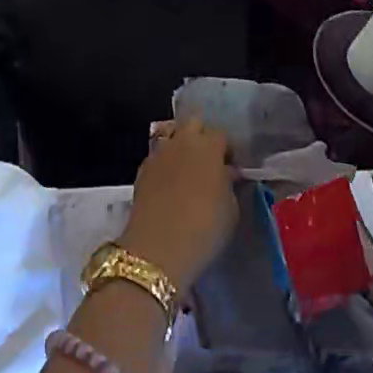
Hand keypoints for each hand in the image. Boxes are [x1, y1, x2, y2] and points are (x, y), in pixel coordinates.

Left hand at [119, 118, 236, 289]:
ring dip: (180, 146)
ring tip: (186, 169)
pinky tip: (169, 184)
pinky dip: (164, 163)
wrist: (157, 249)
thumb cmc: (204, 227)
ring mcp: (158, 154)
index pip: (221, 134)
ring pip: (171, 136)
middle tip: (208, 160)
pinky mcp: (141, 171)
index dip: (227, 149)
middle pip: (193, 123)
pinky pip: (157, 156)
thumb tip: (225, 173)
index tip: (230, 167)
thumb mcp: (231, 209)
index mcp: (209, 146)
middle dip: (201, 136)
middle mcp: (182, 142)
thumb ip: (229, 183)